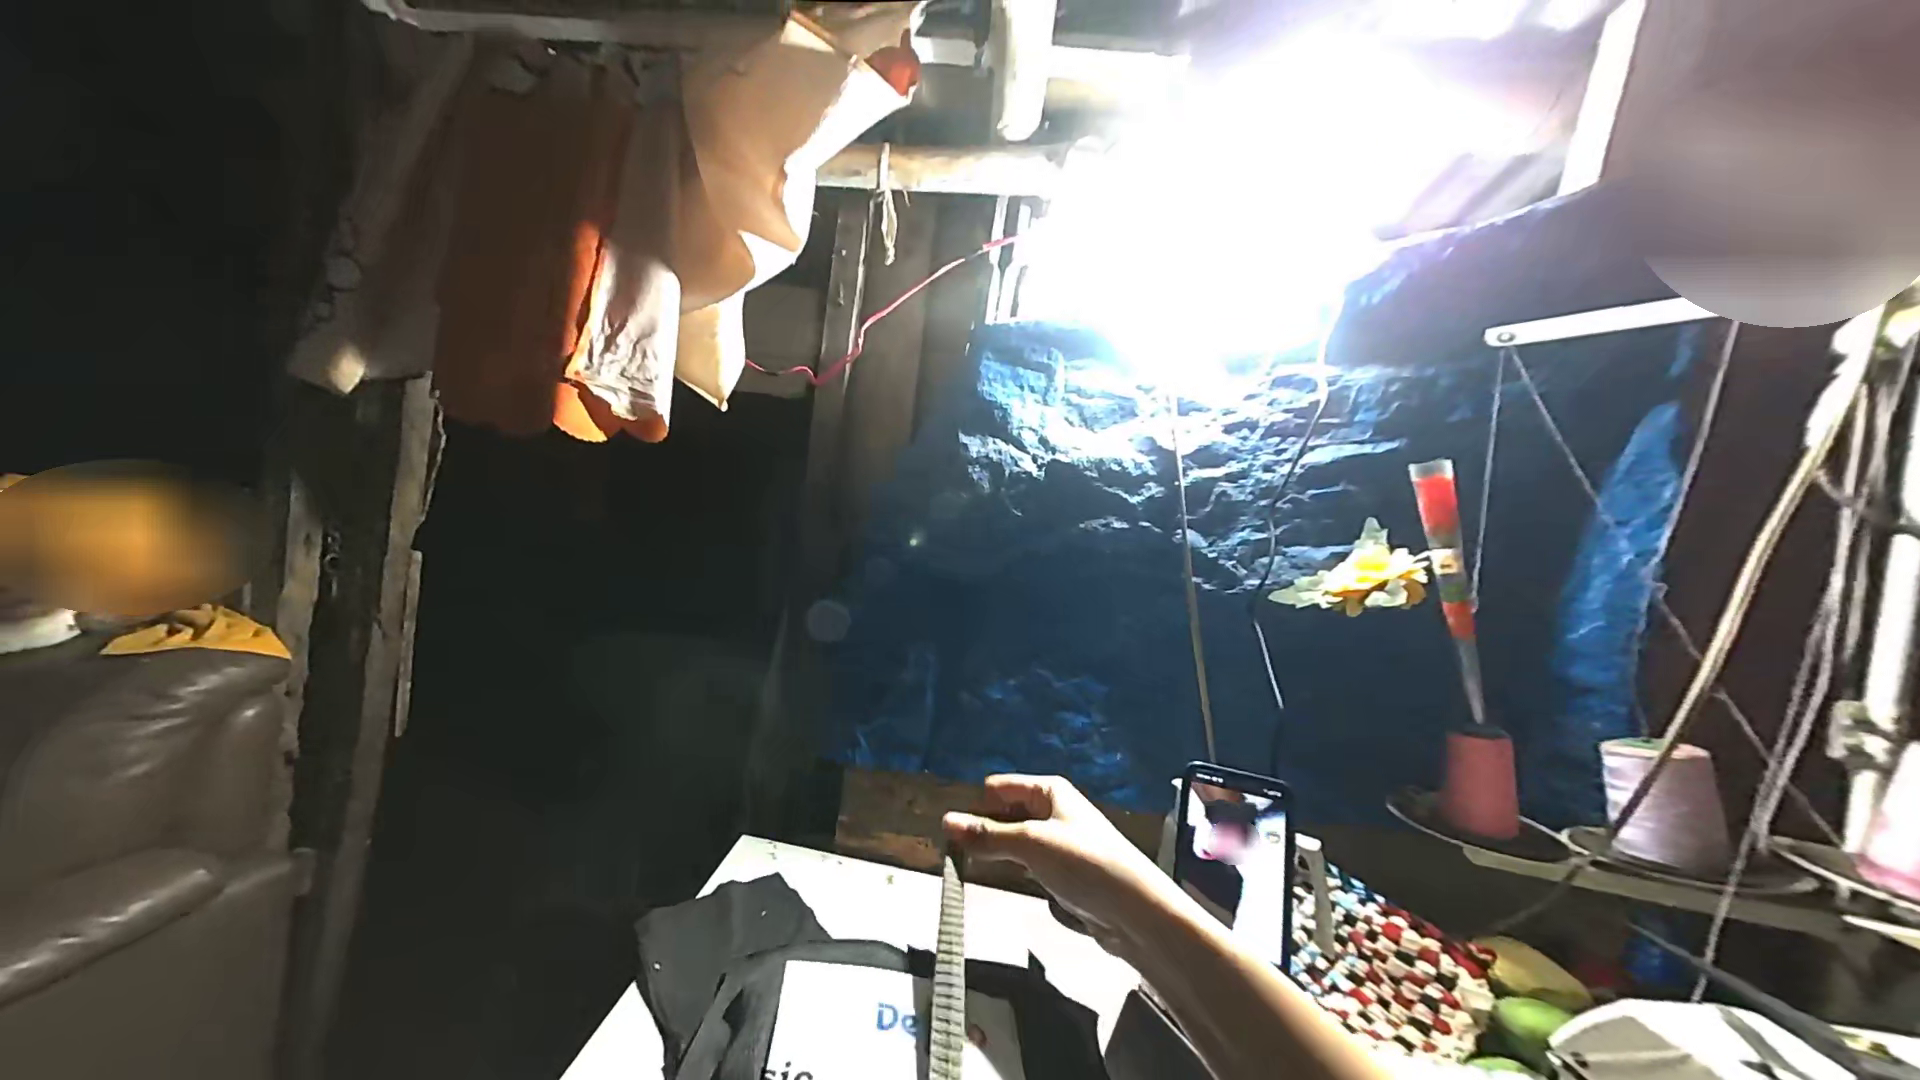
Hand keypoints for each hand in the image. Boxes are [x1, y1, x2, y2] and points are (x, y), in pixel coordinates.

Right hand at [942, 774, 1179, 957]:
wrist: (1138, 912)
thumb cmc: (1085, 864)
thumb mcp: (1031, 844)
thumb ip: (988, 836)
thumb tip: (945, 821)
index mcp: (1048, 790)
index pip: (997, 788)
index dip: (976, 808)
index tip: (955, 837)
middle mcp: (1053, 810)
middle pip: (1004, 814)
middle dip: (985, 833)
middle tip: (959, 857)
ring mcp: (1059, 841)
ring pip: (1015, 842)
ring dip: (1001, 856)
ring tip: (985, 872)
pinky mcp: (1064, 871)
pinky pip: (1029, 865)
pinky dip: (1020, 874)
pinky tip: (1020, 888)